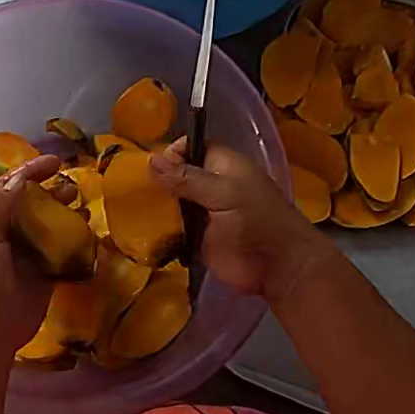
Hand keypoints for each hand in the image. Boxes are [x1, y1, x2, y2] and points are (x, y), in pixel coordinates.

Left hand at [0, 155, 71, 357]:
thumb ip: (1, 207)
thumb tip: (21, 178)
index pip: (8, 189)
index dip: (29, 172)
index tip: (55, 162)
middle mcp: (7, 236)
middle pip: (32, 205)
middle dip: (52, 192)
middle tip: (73, 188)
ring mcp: (26, 257)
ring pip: (49, 227)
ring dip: (65, 215)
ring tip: (82, 208)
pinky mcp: (43, 277)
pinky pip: (61, 253)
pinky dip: (74, 243)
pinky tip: (87, 235)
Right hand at [149, 139, 332, 300]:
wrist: (277, 267)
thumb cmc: (257, 223)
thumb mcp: (223, 194)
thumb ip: (187, 178)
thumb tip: (150, 160)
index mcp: (223, 165)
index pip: (193, 146)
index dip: (173, 152)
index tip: (154, 169)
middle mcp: (211, 186)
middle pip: (178, 175)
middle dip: (159, 181)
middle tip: (138, 191)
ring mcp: (203, 213)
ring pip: (173, 203)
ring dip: (157, 207)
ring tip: (137, 212)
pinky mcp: (197, 239)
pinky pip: (173, 230)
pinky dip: (161, 231)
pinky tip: (145, 232)